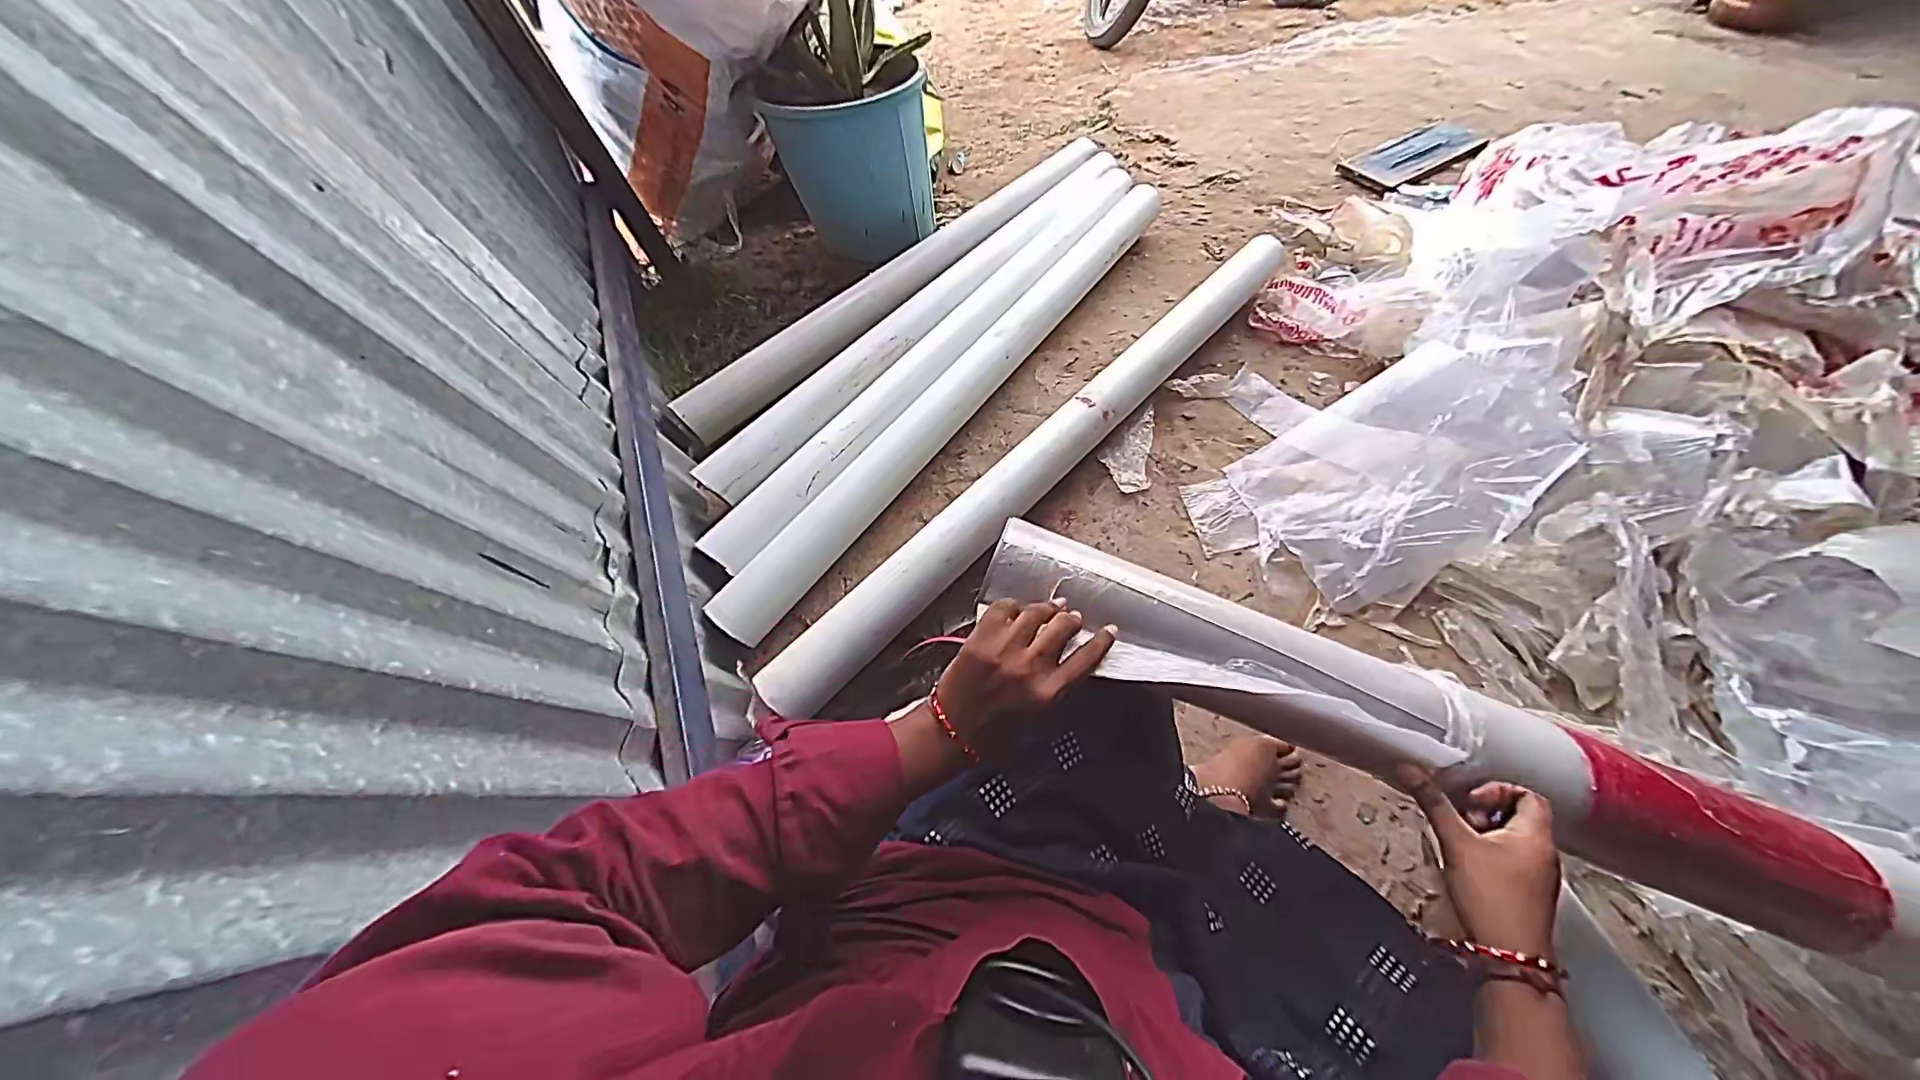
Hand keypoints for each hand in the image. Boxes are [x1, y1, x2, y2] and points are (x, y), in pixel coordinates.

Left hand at [933, 598, 1115, 756]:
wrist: (954, 729)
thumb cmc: (995, 729)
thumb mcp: (1039, 715)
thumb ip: (1056, 686)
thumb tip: (1068, 659)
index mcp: (1048, 691)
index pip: (1086, 658)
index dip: (1101, 641)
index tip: (1109, 631)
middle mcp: (1030, 667)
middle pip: (1063, 627)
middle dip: (1071, 619)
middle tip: (1071, 617)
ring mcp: (1005, 648)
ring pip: (1036, 612)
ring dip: (1046, 608)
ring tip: (1049, 608)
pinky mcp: (982, 637)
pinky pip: (1005, 607)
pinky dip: (1013, 606)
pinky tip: (1016, 611)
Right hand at [1397, 767, 1560, 958]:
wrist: (1508, 954)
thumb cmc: (1491, 898)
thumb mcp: (1455, 842)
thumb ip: (1433, 802)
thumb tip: (1413, 772)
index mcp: (1536, 836)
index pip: (1528, 795)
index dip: (1495, 790)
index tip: (1469, 800)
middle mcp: (1543, 853)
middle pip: (1517, 814)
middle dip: (1482, 811)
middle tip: (1461, 821)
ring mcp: (1538, 874)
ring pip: (1511, 836)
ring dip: (1482, 831)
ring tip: (1460, 842)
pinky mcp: (1526, 890)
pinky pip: (1509, 857)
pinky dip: (1486, 851)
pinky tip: (1466, 863)